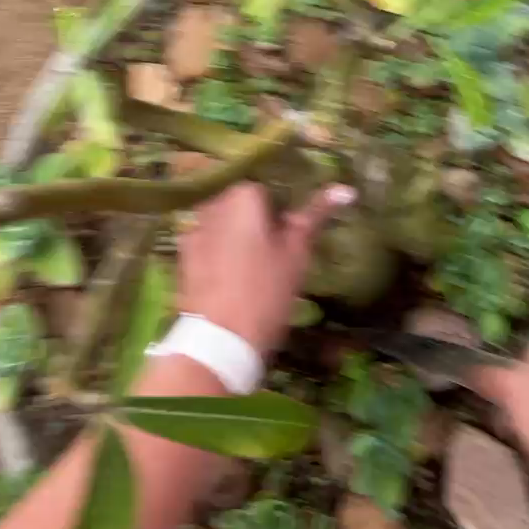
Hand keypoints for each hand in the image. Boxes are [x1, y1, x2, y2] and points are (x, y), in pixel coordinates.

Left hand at [177, 182, 353, 353]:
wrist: (220, 341)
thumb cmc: (266, 291)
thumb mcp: (298, 251)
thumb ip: (316, 214)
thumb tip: (345, 189)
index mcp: (244, 193)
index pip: (272, 187)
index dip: (285, 210)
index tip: (291, 234)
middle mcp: (214, 202)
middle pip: (245, 201)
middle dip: (261, 219)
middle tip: (277, 251)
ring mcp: (193, 228)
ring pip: (226, 221)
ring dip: (239, 233)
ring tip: (255, 266)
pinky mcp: (182, 254)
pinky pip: (209, 241)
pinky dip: (221, 250)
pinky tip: (232, 276)